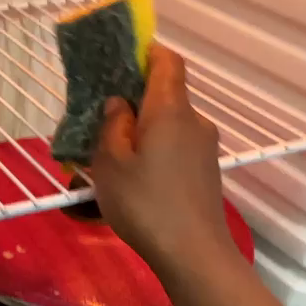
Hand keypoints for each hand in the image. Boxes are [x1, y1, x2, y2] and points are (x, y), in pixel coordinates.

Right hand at [90, 44, 239, 272]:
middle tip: (100, 122)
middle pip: (165, 95)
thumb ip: (112, 126)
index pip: (167, 61)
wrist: (193, 253)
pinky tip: (134, 181)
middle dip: (134, 102)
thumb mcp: (111, 163)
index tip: (119, 61)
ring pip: (168, 126)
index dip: (145, 52)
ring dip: (142, 133)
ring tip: (111, 159)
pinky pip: (175, 149)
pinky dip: (154, 153)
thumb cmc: (145, 203)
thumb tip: (119, 103)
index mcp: (170, 109)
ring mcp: (204, 148)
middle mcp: (194, 121)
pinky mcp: (205, 173)